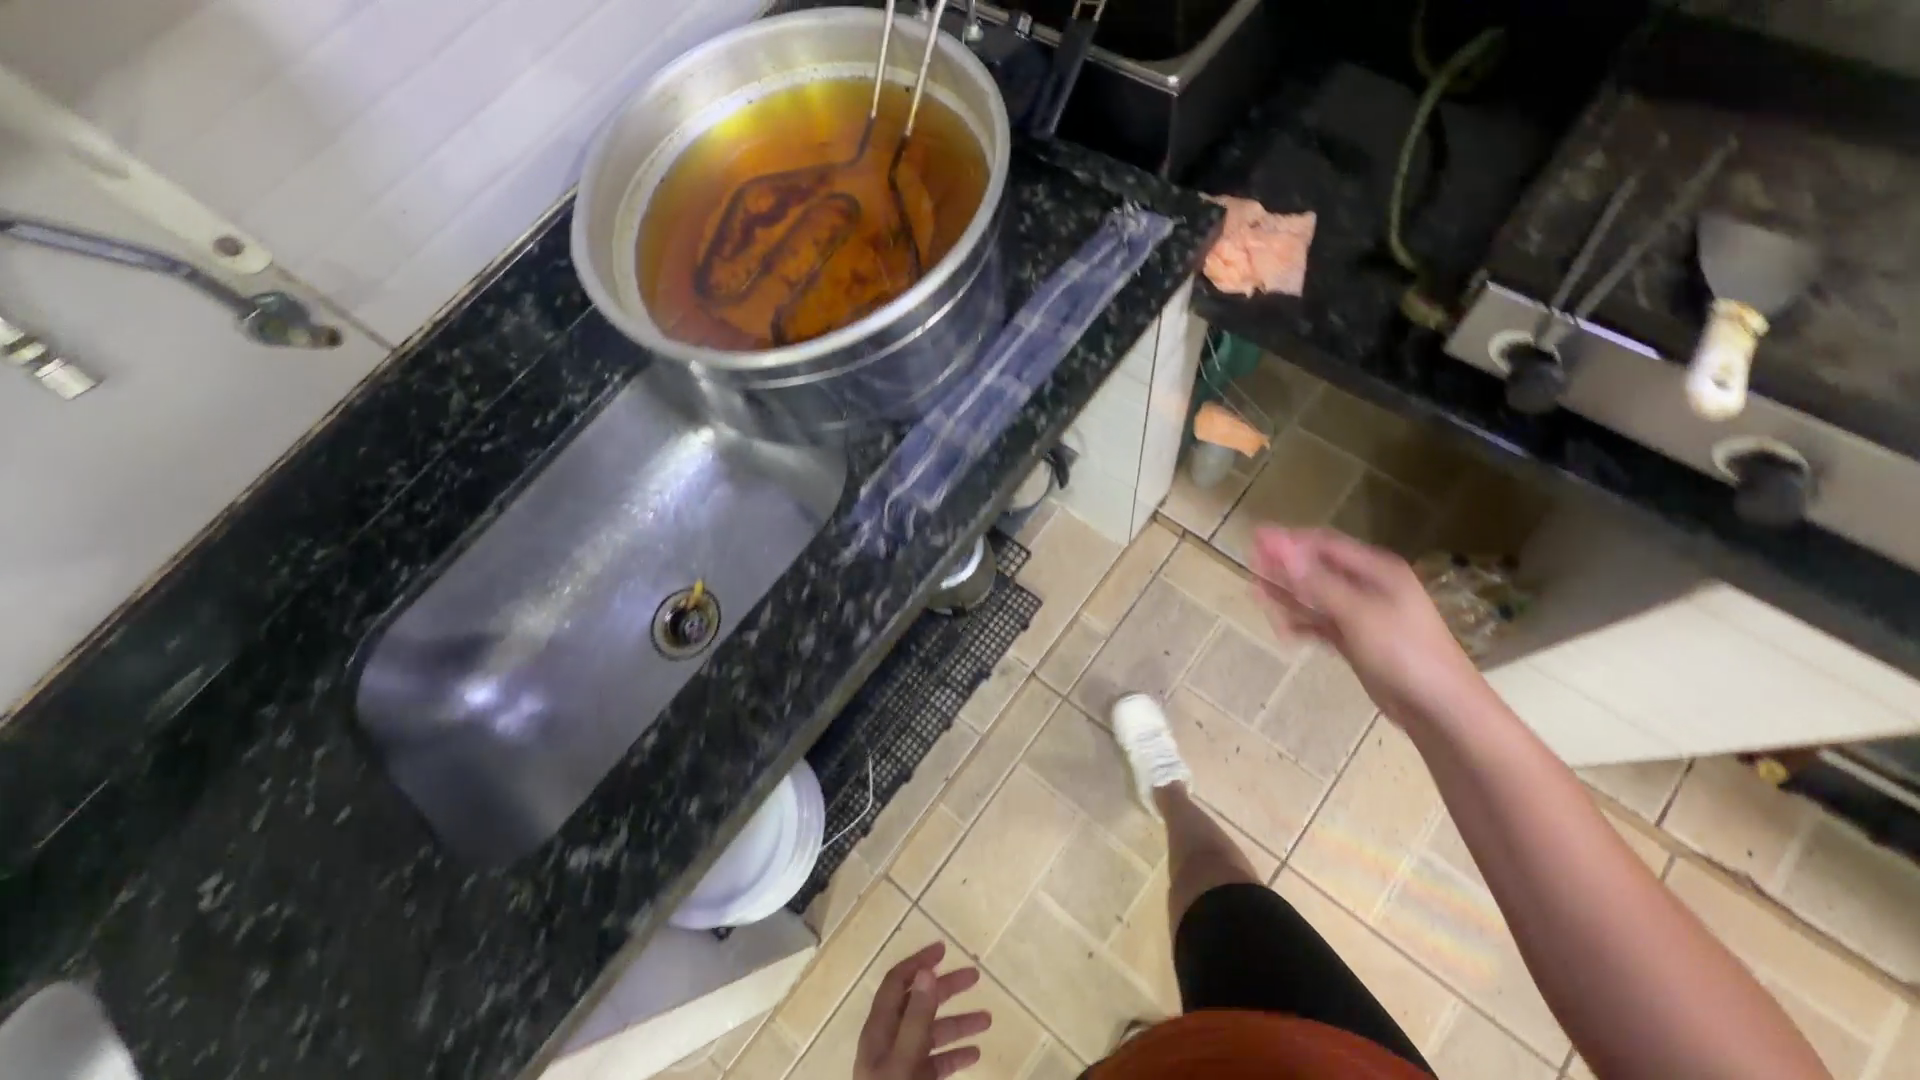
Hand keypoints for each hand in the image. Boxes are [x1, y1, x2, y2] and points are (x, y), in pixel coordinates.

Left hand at [854, 942, 992, 1079]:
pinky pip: (936, 1063)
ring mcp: (900, 1065)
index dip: (917, 962)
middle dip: (946, 988)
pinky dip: (955, 1055)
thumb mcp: (903, 1060)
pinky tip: (975, 1055)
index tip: (944, 949)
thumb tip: (926, 971)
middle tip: (975, 977)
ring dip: (958, 1023)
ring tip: (987, 1020)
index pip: (896, 982)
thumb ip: (915, 1018)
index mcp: (879, 1029)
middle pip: (918, 1003)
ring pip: (931, 1034)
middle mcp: (888, 1042)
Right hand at [1250, 527, 1482, 725]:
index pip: (1325, 545)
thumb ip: (1317, 583)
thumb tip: (1281, 550)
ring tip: (1255, 591)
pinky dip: (1301, 624)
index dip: (1290, 541)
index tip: (1256, 539)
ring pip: (1315, 598)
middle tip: (1251, 565)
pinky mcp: (1355, 642)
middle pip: (1318, 569)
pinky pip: (1321, 625)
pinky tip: (1282, 628)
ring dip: (1288, 595)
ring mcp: (1361, 616)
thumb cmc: (1403, 651)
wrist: (1437, 706)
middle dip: (1285, 567)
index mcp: (1377, 571)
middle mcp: (1367, 587)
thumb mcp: (1358, 613)